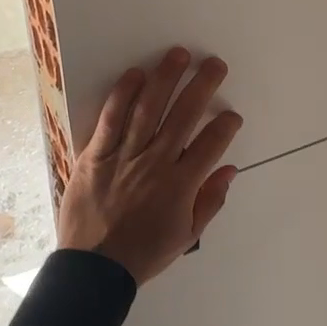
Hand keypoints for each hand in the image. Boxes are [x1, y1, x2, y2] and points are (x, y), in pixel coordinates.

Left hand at [58, 48, 243, 284]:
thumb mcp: (188, 235)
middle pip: (183, 115)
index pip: (211, 144)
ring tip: (179, 55)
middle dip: (202, 86)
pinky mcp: (96, 156)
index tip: (232, 114)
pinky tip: (135, 74)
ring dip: (165, 79)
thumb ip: (211, 200)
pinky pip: (110, 120)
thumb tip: (229, 169)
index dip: (225, 125)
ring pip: (148, 109)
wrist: (94, 270)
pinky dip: (123, 95)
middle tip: (214, 64)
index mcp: (181, 184)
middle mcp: (156, 163)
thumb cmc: (145, 253)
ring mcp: (124, 157)